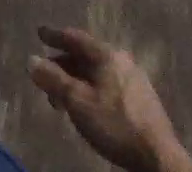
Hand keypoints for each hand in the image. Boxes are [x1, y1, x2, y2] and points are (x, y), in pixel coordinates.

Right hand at [30, 27, 191, 171]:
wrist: (159, 158)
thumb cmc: (115, 123)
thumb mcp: (77, 101)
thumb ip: (53, 78)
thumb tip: (31, 59)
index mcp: (108, 56)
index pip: (76, 38)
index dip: (55, 36)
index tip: (40, 33)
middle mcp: (122, 62)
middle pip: (85, 56)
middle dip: (63, 64)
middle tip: (45, 74)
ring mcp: (134, 81)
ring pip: (96, 73)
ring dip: (75, 80)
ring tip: (61, 97)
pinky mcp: (141, 100)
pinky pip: (107, 85)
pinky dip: (90, 89)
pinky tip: (84, 105)